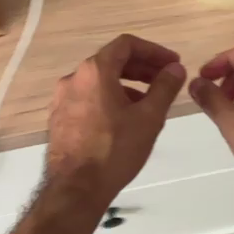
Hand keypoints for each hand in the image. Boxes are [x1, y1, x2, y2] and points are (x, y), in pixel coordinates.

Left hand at [44, 34, 187, 203]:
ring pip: (99, 81)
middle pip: (111, 61)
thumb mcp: (149, 118)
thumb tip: (175, 68)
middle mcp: (73, 78)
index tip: (172, 64)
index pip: (126, 45)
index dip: (154, 51)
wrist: (76, 189)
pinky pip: (88, 97)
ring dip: (126, 84)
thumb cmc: (115, 150)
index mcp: (94, 71)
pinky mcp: (58, 118)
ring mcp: (62, 98)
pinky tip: (124, 119)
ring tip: (148, 103)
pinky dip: (109, 98)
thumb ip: (164, 87)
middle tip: (165, 80)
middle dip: (142, 67)